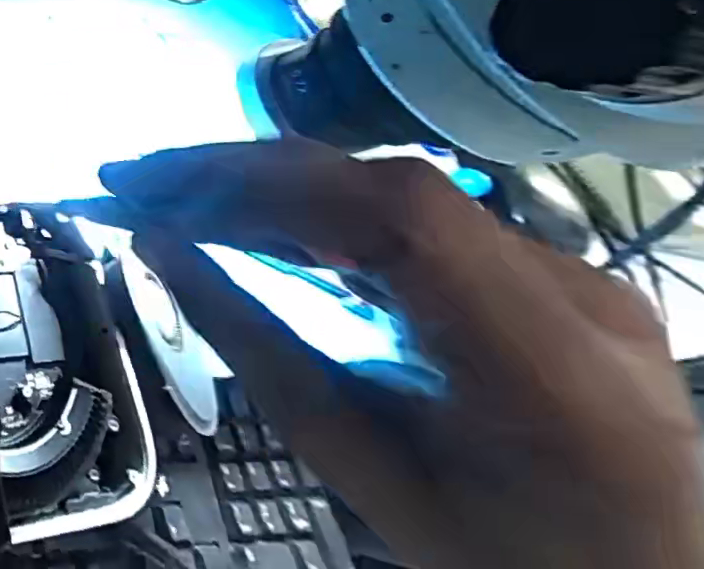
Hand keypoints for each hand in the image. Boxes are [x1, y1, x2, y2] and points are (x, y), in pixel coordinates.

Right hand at [96, 139, 703, 568]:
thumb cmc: (486, 546)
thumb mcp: (344, 450)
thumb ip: (243, 335)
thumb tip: (153, 242)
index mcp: (544, 359)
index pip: (393, 212)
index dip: (260, 186)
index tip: (160, 199)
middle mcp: (567, 290)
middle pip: (372, 180)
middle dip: (236, 172)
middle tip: (136, 182)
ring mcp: (557, 269)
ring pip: (373, 182)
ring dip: (259, 182)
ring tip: (170, 194)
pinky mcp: (525, 263)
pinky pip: (388, 208)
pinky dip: (300, 204)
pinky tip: (243, 217)